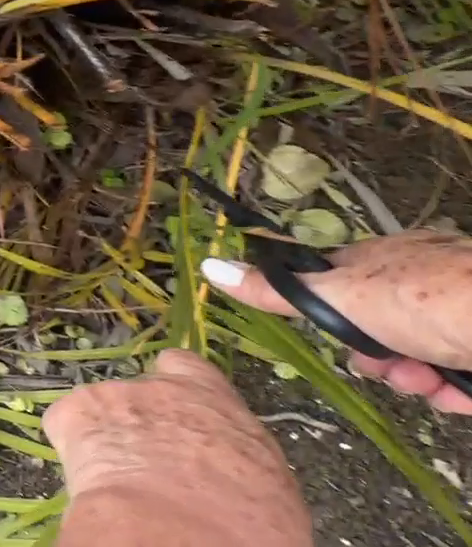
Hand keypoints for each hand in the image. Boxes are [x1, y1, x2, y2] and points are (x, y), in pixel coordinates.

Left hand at [44, 349, 312, 546]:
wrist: (183, 535)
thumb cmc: (243, 525)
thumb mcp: (265, 486)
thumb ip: (234, 455)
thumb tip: (223, 466)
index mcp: (214, 402)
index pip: (189, 368)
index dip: (180, 388)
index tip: (181, 415)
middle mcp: (157, 388)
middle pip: (144, 397)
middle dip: (144, 423)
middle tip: (154, 464)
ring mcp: (109, 395)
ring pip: (104, 411)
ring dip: (110, 436)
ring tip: (126, 479)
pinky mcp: (71, 412)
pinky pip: (67, 423)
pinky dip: (74, 445)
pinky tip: (92, 476)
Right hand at [202, 229, 471, 414]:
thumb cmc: (425, 303)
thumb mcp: (337, 296)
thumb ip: (277, 290)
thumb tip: (209, 267)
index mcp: (384, 258)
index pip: (344, 285)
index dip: (334, 318)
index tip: (338, 343)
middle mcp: (427, 278)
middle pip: (385, 323)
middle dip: (379, 356)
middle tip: (383, 372)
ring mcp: (467, 313)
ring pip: (427, 350)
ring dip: (418, 378)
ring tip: (427, 389)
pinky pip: (466, 371)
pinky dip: (457, 388)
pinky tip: (457, 396)